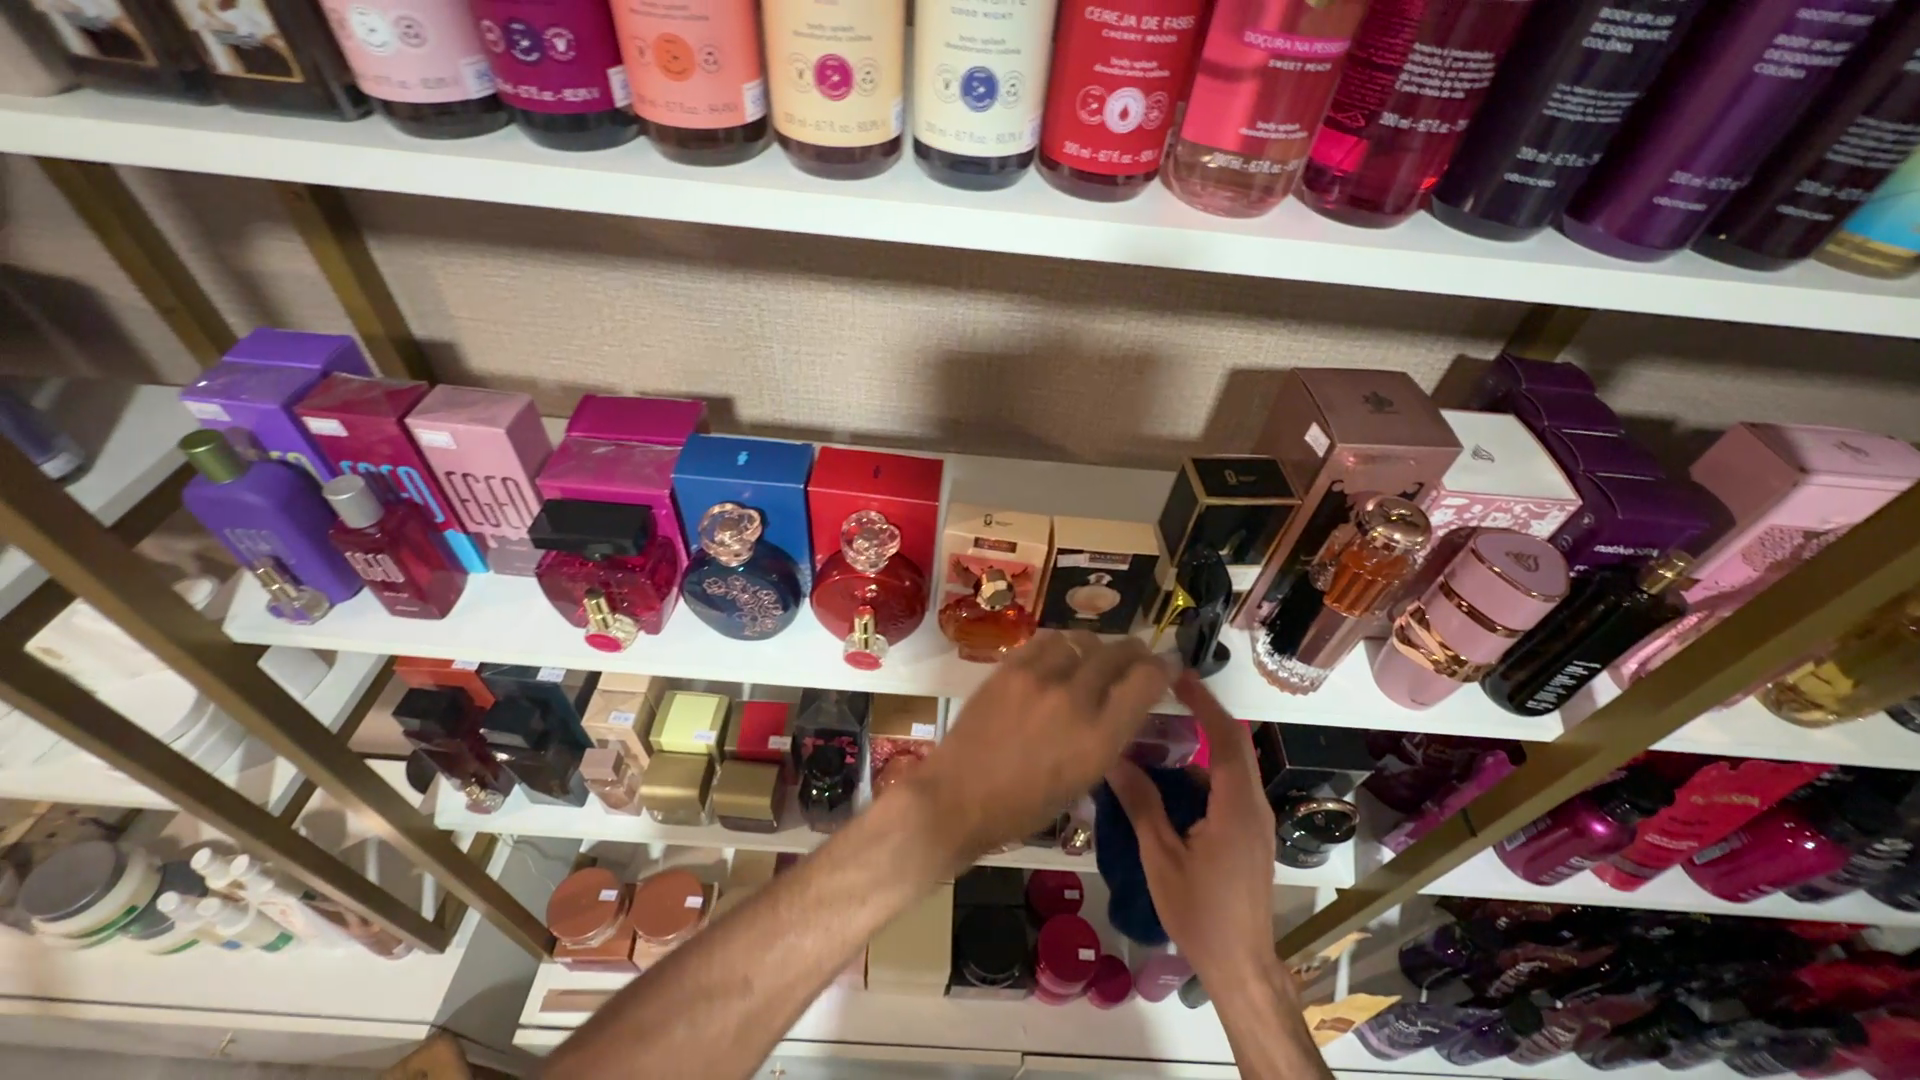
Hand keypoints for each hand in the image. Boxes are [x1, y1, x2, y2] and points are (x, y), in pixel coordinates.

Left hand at [905, 631, 1169, 869]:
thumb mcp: (1084, 780)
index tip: (1168, 666)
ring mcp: (1040, 678)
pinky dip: (1062, 645)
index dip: (1165, 668)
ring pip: (1084, 639)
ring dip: (1097, 646)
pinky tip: (1060, 655)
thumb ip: (1110, 737)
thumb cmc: (1024, 806)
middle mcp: (1076, 699)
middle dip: (1135, 652)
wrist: (959, 797)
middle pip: (1120, 653)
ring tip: (1095, 656)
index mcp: (1101, 737)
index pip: (1148, 680)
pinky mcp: (1009, 667)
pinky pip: (1047, 640)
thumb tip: (1126, 702)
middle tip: (1137, 657)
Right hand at [1106, 671, 1280, 987]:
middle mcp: (1253, 807)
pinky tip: (1164, 788)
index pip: (1226, 738)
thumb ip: (1142, 804)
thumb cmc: (1200, 913)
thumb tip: (1116, 758)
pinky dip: (1198, 779)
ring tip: (1151, 743)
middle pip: (1232, 748)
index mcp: (1236, 807)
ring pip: (1227, 772)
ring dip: (1195, 752)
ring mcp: (1255, 824)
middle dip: (1200, 718)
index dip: (1204, 703)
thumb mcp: (1161, 857)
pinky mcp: (1249, 838)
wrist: (1240, 966)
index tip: (1178, 677)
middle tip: (1160, 699)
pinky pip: (1226, 793)